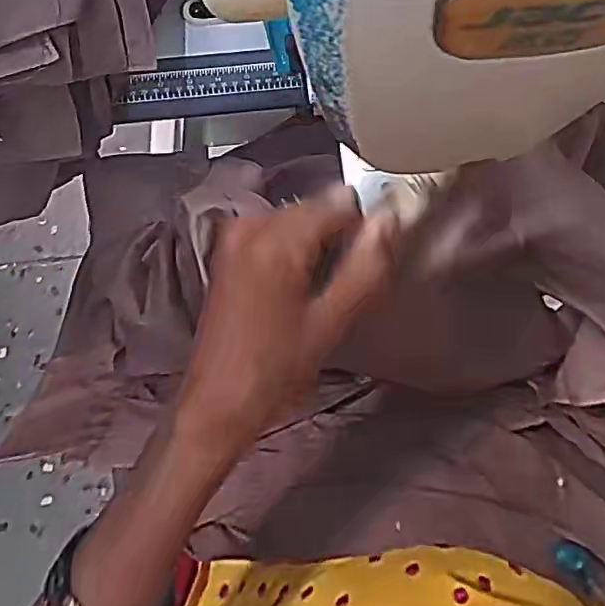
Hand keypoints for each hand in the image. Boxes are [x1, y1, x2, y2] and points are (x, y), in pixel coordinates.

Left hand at [175, 189, 400, 455]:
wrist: (217, 403)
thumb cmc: (272, 371)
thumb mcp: (330, 321)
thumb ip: (366, 267)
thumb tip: (387, 223)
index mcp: (277, 239)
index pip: (338, 202)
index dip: (364, 225)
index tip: (375, 254)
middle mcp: (252, 226)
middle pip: (316, 209)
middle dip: (340, 236)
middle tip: (351, 281)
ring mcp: (236, 237)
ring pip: (297, 220)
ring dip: (319, 244)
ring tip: (325, 290)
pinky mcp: (229, 251)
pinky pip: (276, 232)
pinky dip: (295, 250)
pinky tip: (300, 288)